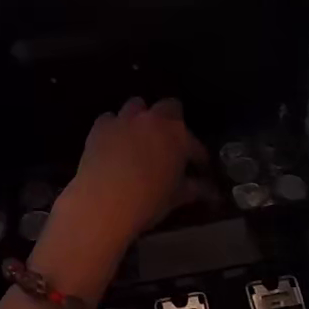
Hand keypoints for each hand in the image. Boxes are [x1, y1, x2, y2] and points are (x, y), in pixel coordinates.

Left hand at [57, 98, 205, 247]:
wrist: (104, 202)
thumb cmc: (148, 200)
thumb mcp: (176, 197)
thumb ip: (194, 188)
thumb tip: (207, 190)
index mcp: (178, 136)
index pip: (195, 144)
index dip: (198, 157)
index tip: (198, 169)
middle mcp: (153, 120)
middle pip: (169, 106)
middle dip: (171, 121)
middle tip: (169, 143)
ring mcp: (125, 120)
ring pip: (136, 105)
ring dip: (140, 118)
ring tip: (139, 138)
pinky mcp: (100, 127)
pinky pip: (109, 119)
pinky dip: (113, 128)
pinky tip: (113, 143)